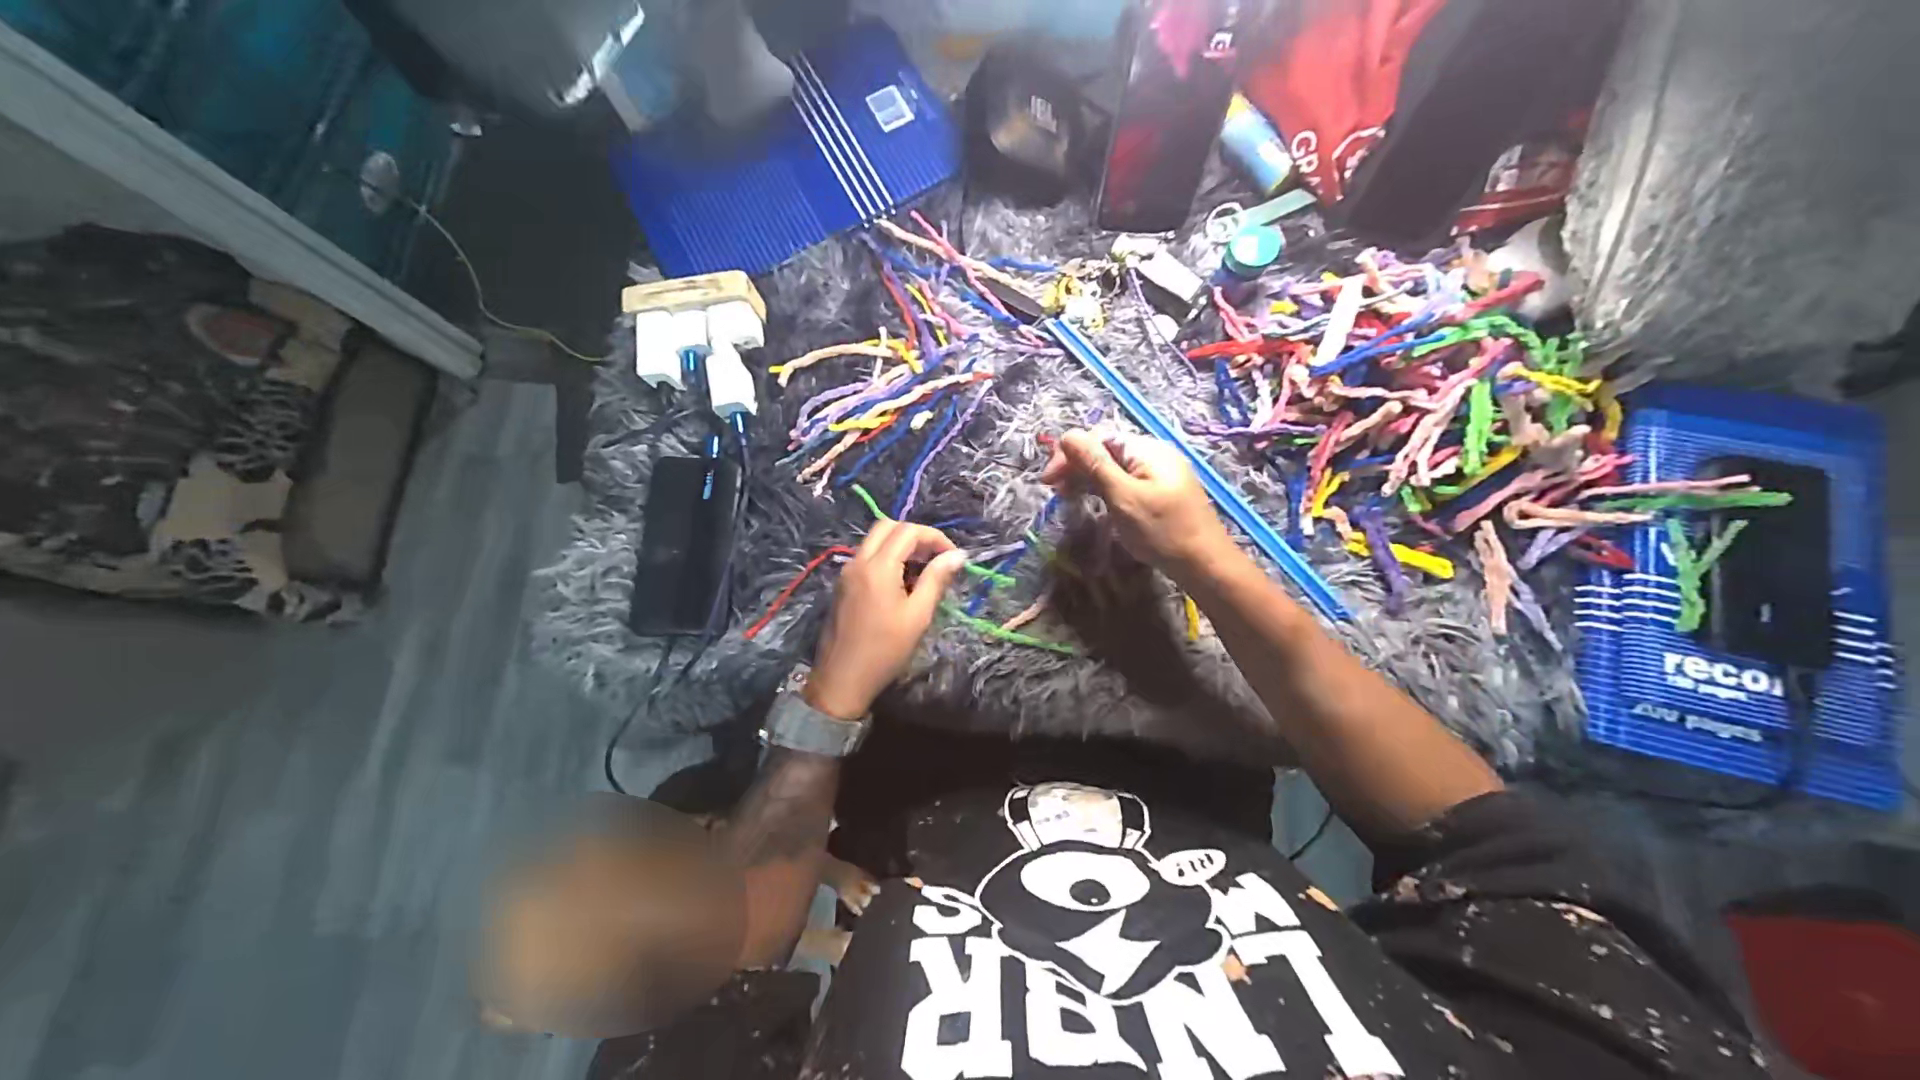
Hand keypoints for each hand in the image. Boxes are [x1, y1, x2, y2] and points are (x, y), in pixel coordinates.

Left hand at [805, 519, 968, 719]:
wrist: (842, 679)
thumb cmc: (885, 650)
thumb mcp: (918, 615)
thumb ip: (936, 580)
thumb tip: (957, 556)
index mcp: (878, 567)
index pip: (908, 531)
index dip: (935, 537)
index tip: (952, 557)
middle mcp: (859, 561)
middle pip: (887, 526)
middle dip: (915, 535)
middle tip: (935, 557)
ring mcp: (847, 572)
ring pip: (875, 540)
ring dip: (900, 545)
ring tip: (922, 571)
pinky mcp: (843, 585)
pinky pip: (867, 557)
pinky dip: (887, 557)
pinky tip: (902, 583)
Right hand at [1041, 429, 1234, 577]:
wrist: (1205, 564)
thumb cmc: (1163, 531)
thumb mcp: (1123, 496)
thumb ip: (1095, 464)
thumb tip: (1068, 435)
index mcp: (1146, 449)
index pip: (1098, 438)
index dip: (1069, 454)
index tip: (1048, 481)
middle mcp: (1153, 455)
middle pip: (1105, 450)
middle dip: (1075, 466)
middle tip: (1053, 491)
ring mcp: (1157, 474)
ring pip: (1113, 468)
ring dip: (1086, 479)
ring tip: (1066, 497)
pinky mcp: (1158, 493)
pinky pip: (1124, 482)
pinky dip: (1103, 490)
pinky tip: (1092, 502)